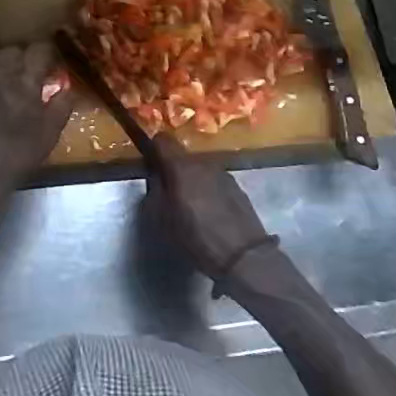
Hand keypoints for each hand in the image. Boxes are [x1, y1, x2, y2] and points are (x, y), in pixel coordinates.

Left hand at [0, 44, 75, 197]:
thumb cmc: (16, 153)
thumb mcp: (50, 133)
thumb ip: (62, 104)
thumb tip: (67, 86)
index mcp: (26, 78)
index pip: (41, 49)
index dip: (48, 55)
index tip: (51, 67)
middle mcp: (0, 68)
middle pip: (16, 49)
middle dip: (25, 59)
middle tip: (30, 78)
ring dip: (4, 63)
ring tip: (8, 81)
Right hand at [145, 136, 276, 291]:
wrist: (243, 255)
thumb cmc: (196, 238)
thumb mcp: (163, 218)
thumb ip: (155, 190)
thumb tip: (157, 176)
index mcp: (180, 167)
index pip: (163, 140)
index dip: (154, 148)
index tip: (151, 163)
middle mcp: (202, 163)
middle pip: (182, 156)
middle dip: (174, 169)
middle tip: (170, 192)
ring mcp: (222, 173)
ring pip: (199, 168)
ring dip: (193, 180)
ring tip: (192, 205)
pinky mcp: (236, 186)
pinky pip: (214, 180)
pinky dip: (208, 189)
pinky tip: (210, 211)